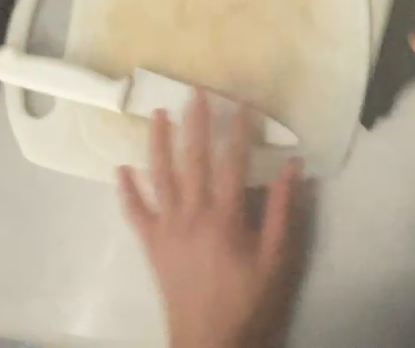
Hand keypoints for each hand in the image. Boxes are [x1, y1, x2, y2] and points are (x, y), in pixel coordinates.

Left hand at [118, 93, 304, 347]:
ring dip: (158, 143)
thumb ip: (284, 210)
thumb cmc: (247, 299)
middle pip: (192, 159)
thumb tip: (294, 166)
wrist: (208, 344)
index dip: (239, 130)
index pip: (232, 162)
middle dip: (195, 123)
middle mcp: (192, 215)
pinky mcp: (151, 245)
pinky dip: (126, 191)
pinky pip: (135, 214)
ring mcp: (167, 229)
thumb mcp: (276, 258)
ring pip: (160, 177)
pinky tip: (119, 169)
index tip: (242, 101)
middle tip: (196, 91)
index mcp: (225, 216)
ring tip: (157, 113)